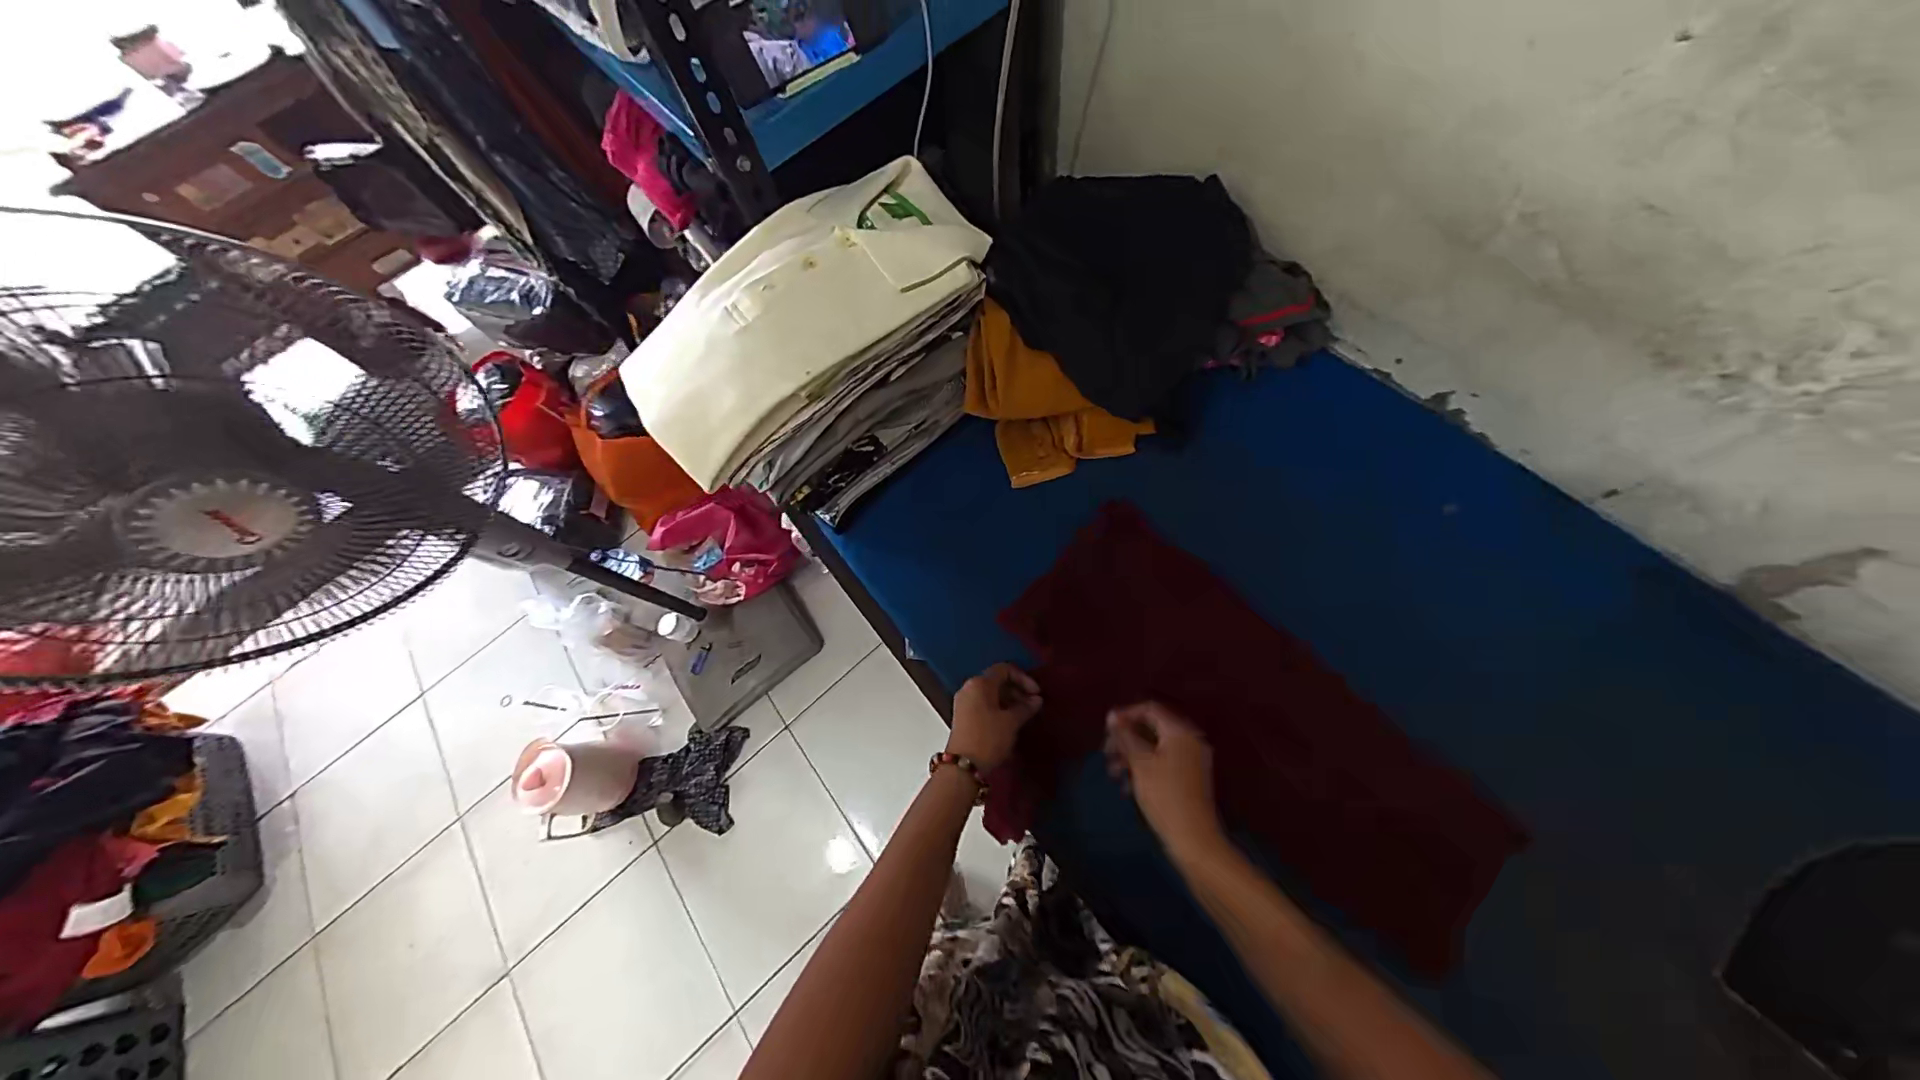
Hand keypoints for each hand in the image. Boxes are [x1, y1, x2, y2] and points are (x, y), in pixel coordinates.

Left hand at [947, 664, 1042, 768]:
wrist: (964, 766)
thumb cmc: (989, 738)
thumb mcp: (1011, 722)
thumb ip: (1025, 707)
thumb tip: (1036, 700)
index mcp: (979, 683)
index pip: (1004, 670)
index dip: (1023, 678)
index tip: (1036, 694)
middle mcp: (969, 688)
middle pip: (997, 681)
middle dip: (1017, 690)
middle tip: (1033, 706)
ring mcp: (964, 702)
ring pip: (991, 694)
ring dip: (1010, 701)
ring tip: (1024, 716)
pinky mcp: (963, 716)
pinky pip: (984, 704)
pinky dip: (999, 708)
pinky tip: (1010, 722)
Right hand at [1104, 702, 1223, 856]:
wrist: (1194, 838)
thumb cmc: (1164, 795)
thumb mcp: (1139, 762)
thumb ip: (1125, 735)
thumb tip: (1112, 715)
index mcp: (1180, 731)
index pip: (1150, 709)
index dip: (1126, 715)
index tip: (1106, 729)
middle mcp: (1189, 740)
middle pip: (1152, 727)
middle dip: (1126, 738)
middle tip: (1107, 753)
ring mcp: (1191, 759)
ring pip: (1154, 746)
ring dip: (1131, 755)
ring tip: (1114, 774)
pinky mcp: (1189, 777)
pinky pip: (1163, 761)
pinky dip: (1144, 767)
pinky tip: (1128, 786)